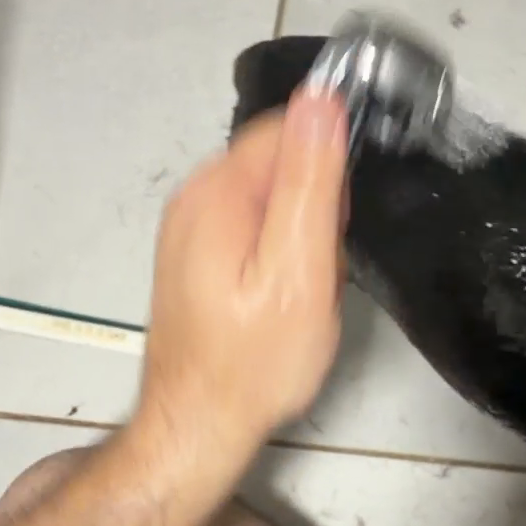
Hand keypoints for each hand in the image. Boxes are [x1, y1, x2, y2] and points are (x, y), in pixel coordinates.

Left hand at [139, 89, 350, 450]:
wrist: (199, 425)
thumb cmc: (256, 361)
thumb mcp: (299, 272)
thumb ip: (311, 183)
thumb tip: (321, 100)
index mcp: (217, 190)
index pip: (288, 129)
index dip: (328, 173)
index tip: (336, 229)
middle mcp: (194, 197)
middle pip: (279, 166)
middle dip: (316, 212)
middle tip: (320, 272)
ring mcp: (189, 228)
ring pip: (271, 203)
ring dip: (301, 240)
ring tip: (303, 294)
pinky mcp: (194, 258)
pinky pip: (253, 233)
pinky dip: (279, 258)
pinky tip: (282, 301)